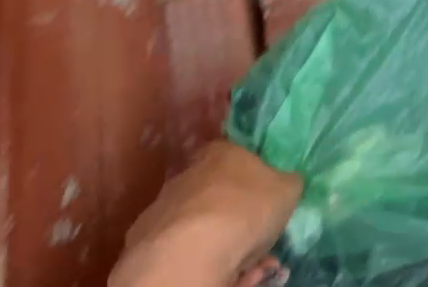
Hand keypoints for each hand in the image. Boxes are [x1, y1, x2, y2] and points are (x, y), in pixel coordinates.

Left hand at [111, 141, 302, 286]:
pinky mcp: (138, 249)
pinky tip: (220, 275)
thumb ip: (287, 181)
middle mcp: (185, 176)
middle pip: (215, 194)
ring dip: (218, 242)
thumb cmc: (245, 210)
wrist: (188, 258)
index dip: (251, 175)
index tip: (263, 197)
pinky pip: (178, 252)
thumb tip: (284, 183)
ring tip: (243, 268)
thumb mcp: (289, 189)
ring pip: (197, 226)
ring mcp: (158, 212)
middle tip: (256, 239)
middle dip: (235, 216)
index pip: (235, 155)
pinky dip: (197, 262)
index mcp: (220, 153)